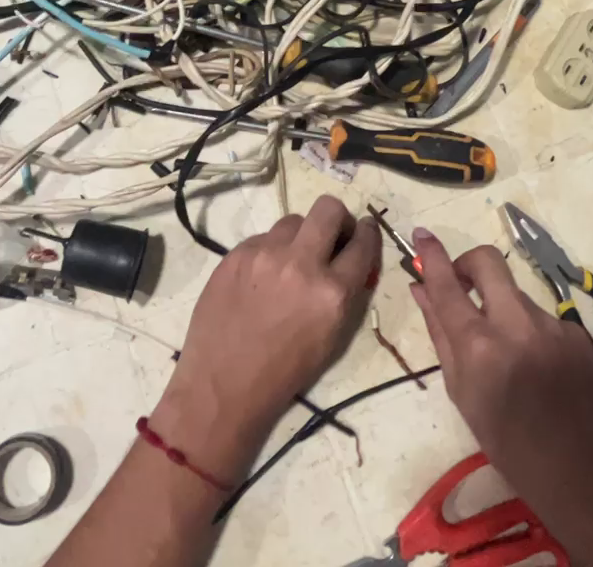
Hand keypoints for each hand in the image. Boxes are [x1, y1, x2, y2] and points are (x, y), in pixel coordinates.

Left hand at [151, 195, 376, 480]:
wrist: (225, 384)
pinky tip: (261, 277)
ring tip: (290, 261)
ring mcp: (264, 254)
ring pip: (293, 220)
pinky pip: (262, 237)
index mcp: (332, 292)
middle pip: (328, 208)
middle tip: (331, 235)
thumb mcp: (333, 338)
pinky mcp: (236, 254)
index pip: (362, 244)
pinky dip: (269, 251)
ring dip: (300, 235)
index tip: (364, 229)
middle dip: (336, 218)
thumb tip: (352, 260)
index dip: (367, 233)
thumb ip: (346, 294)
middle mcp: (301, 264)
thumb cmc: (285, 371)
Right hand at [408, 228, 592, 527]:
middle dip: (469, 263)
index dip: (431, 255)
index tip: (421, 234)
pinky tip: (537, 367)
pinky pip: (542, 318)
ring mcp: (554, 327)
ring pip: (516, 295)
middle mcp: (518, 326)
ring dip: (501, 309)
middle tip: (462, 284)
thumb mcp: (461, 394)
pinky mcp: (579, 335)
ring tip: (506, 354)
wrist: (585, 476)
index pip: (448, 285)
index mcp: (480, 348)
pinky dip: (529, 331)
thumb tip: (421, 289)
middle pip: (489, 262)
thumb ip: (440, 335)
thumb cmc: (509, 445)